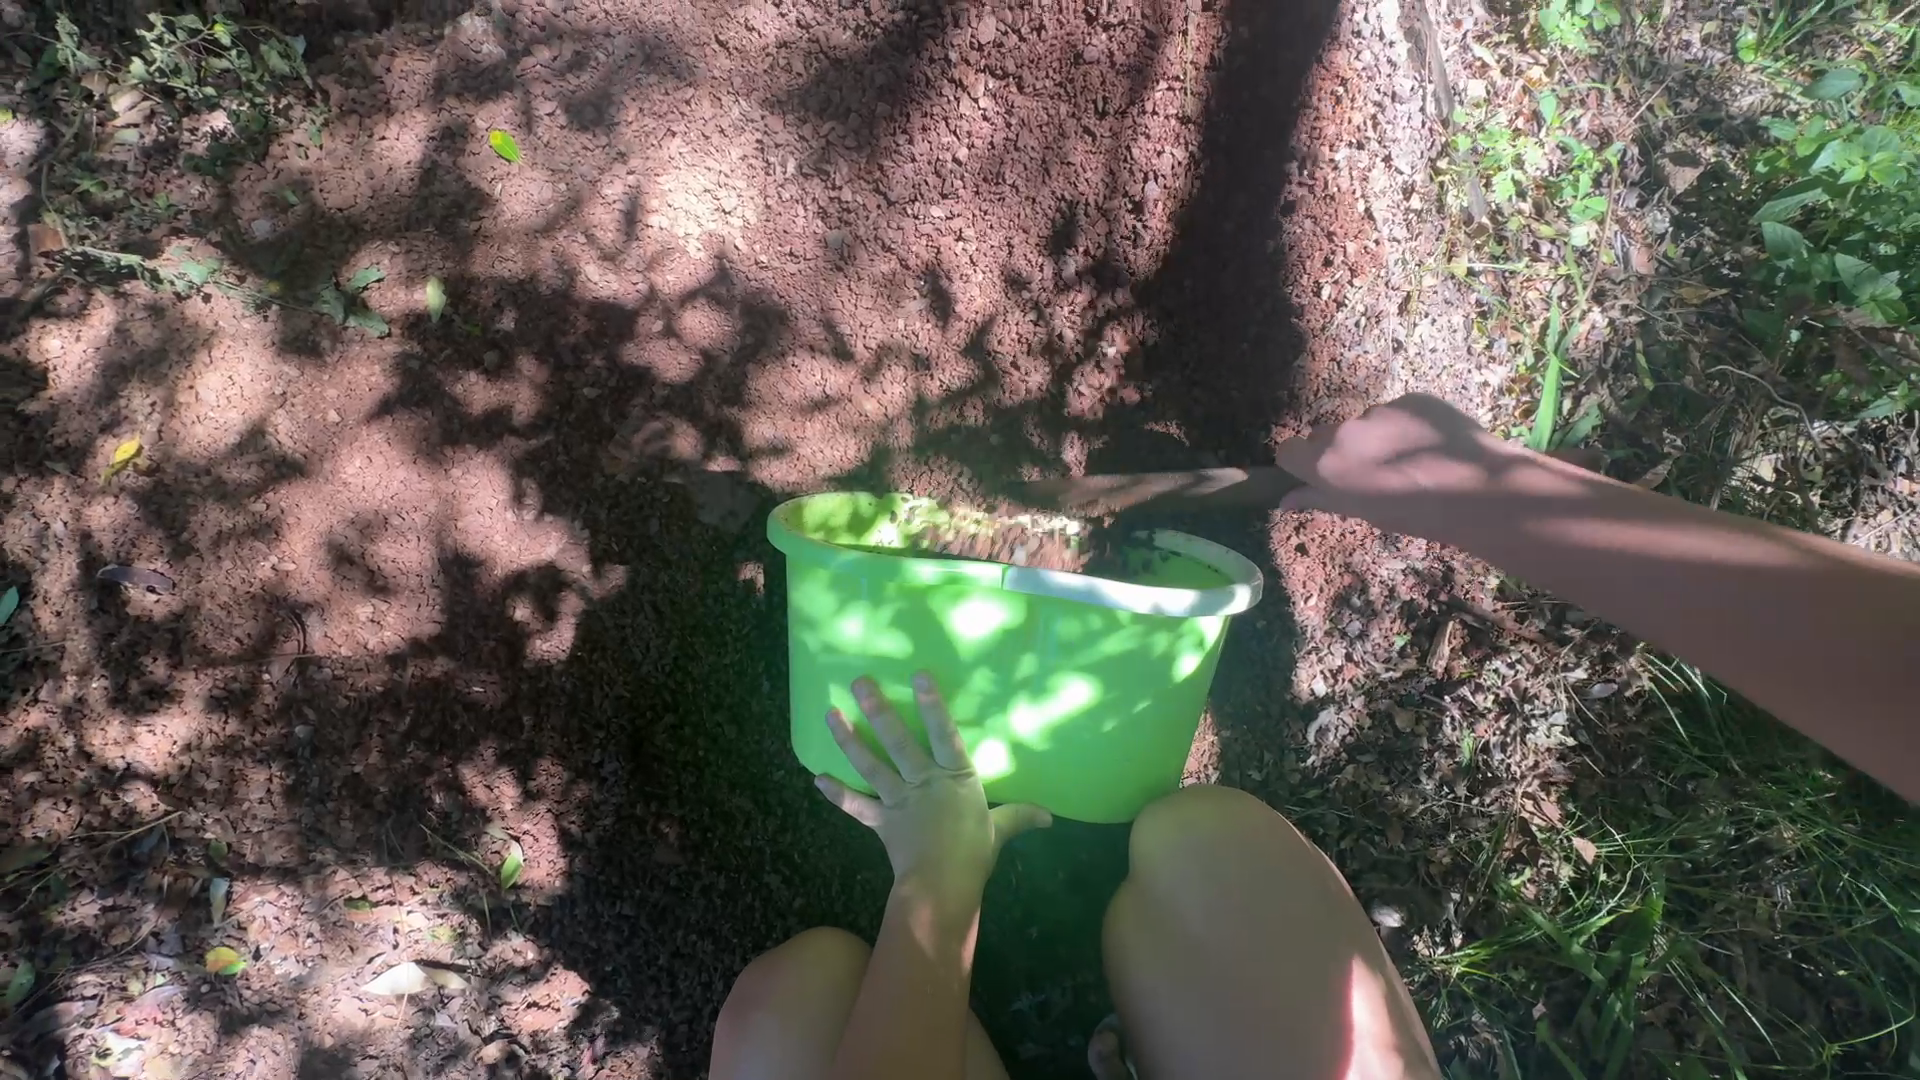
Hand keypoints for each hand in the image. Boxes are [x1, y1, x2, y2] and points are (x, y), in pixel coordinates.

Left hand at [816, 673, 1051, 905]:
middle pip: (898, 740)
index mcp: (955, 776)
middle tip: (859, 682)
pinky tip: (816, 778)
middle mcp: (924, 780)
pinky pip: (856, 806)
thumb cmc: (973, 855)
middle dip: (877, 710)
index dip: (933, 705)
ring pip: (870, 764)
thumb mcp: (999, 832)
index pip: (945, 733)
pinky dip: (837, 793)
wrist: (942, 889)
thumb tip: (1050, 817)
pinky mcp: (881, 820)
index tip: (918, 676)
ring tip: (830, 714)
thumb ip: (1019, 817)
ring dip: (848, 739)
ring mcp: (899, 799)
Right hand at [1275, 394, 1537, 540]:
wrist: (1478, 489)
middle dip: (1338, 450)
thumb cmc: (1411, 512)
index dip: (1301, 463)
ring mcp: (1378, 411)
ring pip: (1362, 423)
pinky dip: (1403, 426)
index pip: (1288, 450)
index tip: (1319, 476)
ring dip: (1373, 438)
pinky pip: (1396, 411)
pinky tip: (1427, 446)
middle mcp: (1342, 432)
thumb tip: (1285, 500)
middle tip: (1368, 472)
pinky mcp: (1411, 399)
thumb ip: (1318, 498)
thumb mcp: (1359, 511)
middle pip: (1324, 435)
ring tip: (1406, 460)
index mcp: (1323, 463)